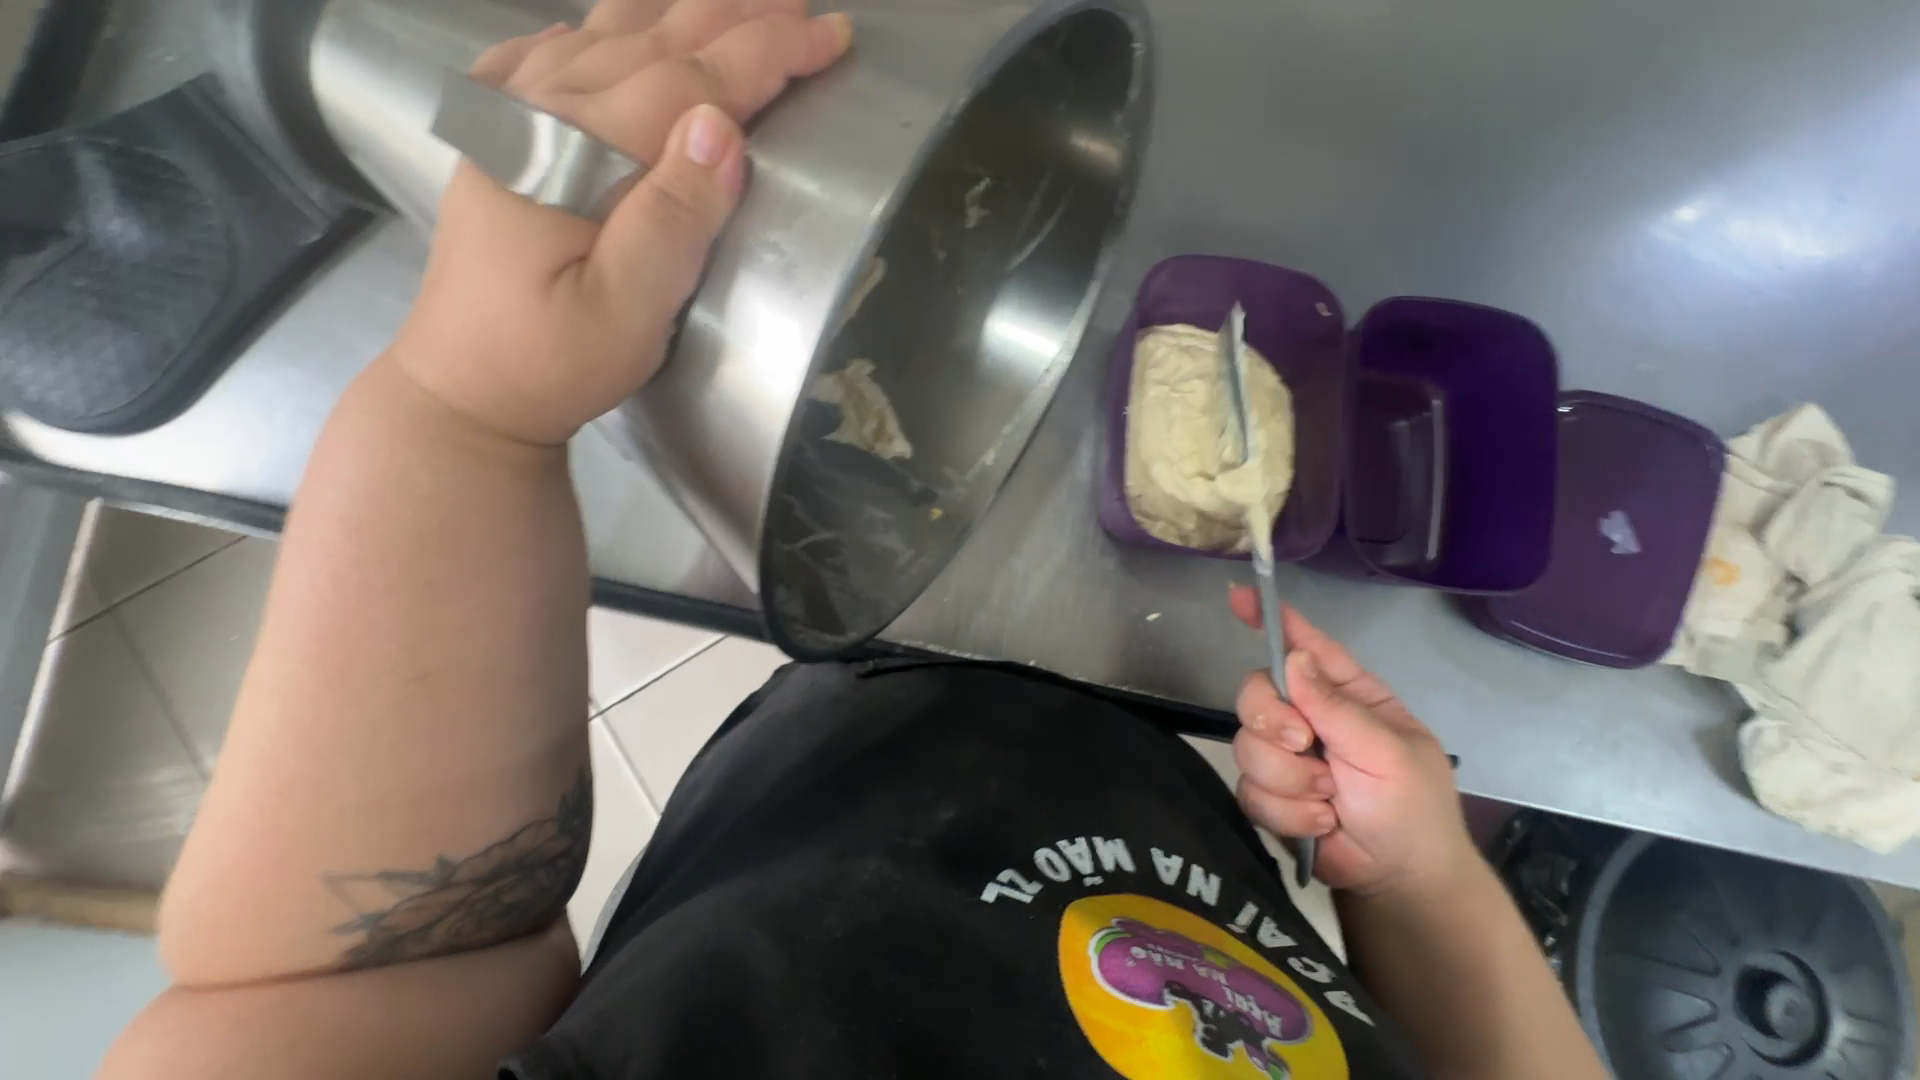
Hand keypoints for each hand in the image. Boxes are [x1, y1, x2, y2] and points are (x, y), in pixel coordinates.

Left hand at [389, 0, 853, 445]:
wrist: (465, 385)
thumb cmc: (554, 361)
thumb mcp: (626, 311)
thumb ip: (672, 218)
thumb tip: (721, 127)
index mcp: (577, 150)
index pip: (689, 80)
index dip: (766, 52)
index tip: (831, 36)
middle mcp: (540, 110)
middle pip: (655, 39)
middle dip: (739, 18)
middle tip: (804, 10)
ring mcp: (512, 114)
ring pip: (609, 30)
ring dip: (683, 10)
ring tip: (739, 4)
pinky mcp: (501, 133)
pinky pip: (554, 48)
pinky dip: (604, 26)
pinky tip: (621, 25)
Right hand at [1226, 586, 1477, 898]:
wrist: (1398, 880)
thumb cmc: (1412, 808)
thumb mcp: (1389, 753)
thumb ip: (1337, 708)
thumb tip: (1292, 659)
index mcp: (1344, 695)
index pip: (1303, 646)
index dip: (1270, 620)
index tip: (1237, 598)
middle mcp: (1306, 716)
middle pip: (1254, 693)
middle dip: (1273, 722)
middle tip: (1304, 746)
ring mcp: (1282, 756)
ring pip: (1246, 745)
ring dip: (1290, 781)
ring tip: (1330, 802)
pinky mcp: (1266, 793)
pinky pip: (1248, 789)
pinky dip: (1286, 812)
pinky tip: (1319, 823)